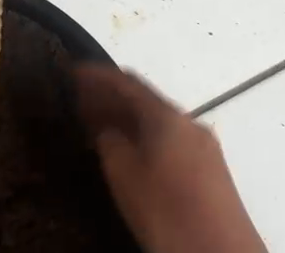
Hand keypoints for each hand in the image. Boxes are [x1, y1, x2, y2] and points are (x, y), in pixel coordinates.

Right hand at [75, 64, 265, 252]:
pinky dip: (145, 137)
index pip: (127, 82)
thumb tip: (108, 130)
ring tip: (98, 125)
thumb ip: (109, 140)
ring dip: (128, 119)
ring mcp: (204, 148)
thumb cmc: (167, 212)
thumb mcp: (123, 173)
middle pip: (144, 99)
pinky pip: (170, 140)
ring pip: (158, 121)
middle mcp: (189, 123)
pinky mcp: (212, 172)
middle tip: (80, 100)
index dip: (97, 74)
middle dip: (111, 97)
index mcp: (167, 116)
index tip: (72, 72)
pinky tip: (129, 152)